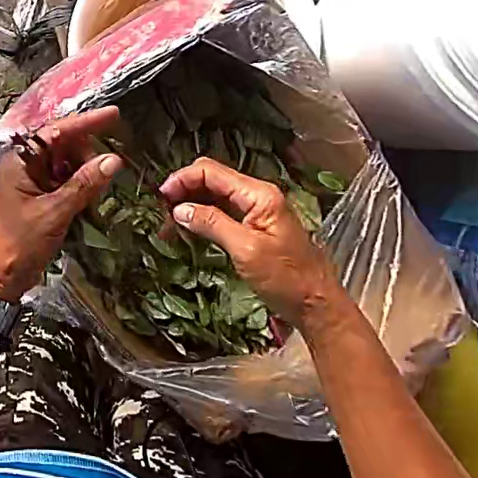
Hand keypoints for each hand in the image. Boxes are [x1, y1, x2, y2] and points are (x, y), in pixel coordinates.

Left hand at [0, 106, 123, 301]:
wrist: (0, 275)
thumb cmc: (19, 242)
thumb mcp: (55, 212)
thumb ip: (83, 185)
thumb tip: (113, 160)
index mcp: (19, 161)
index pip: (55, 132)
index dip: (86, 122)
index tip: (114, 114)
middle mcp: (24, 165)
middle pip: (62, 144)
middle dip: (87, 151)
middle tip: (107, 166)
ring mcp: (32, 181)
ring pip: (66, 162)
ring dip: (85, 169)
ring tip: (97, 186)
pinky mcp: (40, 196)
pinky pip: (65, 180)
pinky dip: (81, 184)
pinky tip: (92, 194)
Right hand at [158, 157, 347, 332]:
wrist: (316, 306)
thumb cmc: (287, 279)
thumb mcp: (246, 250)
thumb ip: (212, 223)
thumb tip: (179, 209)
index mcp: (259, 195)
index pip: (210, 172)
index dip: (181, 179)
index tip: (160, 197)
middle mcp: (256, 196)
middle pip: (209, 179)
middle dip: (182, 190)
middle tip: (161, 211)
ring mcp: (254, 211)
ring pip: (211, 195)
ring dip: (187, 204)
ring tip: (168, 223)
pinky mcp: (250, 226)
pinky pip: (218, 211)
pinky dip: (198, 217)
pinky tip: (186, 230)